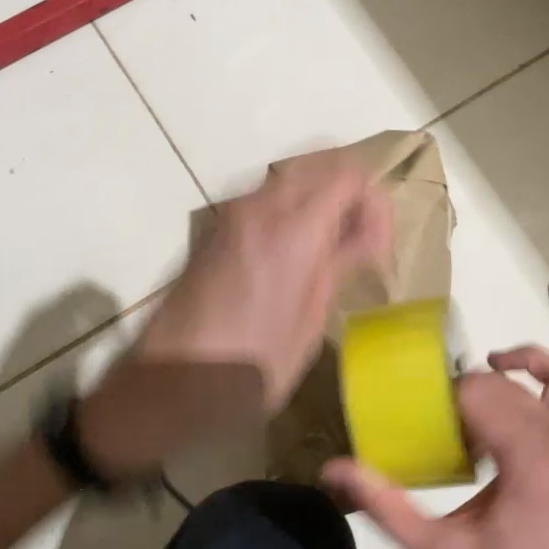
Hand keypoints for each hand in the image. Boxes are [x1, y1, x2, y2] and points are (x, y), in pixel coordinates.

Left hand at [80, 151, 391, 477]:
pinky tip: (295, 259)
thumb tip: (365, 236)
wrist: (171, 383)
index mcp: (291, 230)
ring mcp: (231, 216)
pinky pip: (264, 201)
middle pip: (319, 165)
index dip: (375, 207)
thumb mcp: (309, 323)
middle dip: (350, 196)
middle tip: (360, 246)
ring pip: (290, 179)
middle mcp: (258, 208)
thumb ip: (338, 266)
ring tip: (331, 253)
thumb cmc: (250, 368)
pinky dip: (290, 212)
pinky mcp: (214, 232)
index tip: (377, 252)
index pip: (349, 176)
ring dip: (319, 202)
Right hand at [323, 347, 548, 548]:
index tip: (418, 423)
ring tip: (465, 383)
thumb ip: (384, 505)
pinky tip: (512, 381)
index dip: (444, 400)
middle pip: (508, 389)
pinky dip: (544, 378)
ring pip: (547, 382)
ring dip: (508, 375)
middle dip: (465, 395)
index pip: (483, 398)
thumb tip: (332, 469)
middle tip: (430, 422)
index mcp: (533, 468)